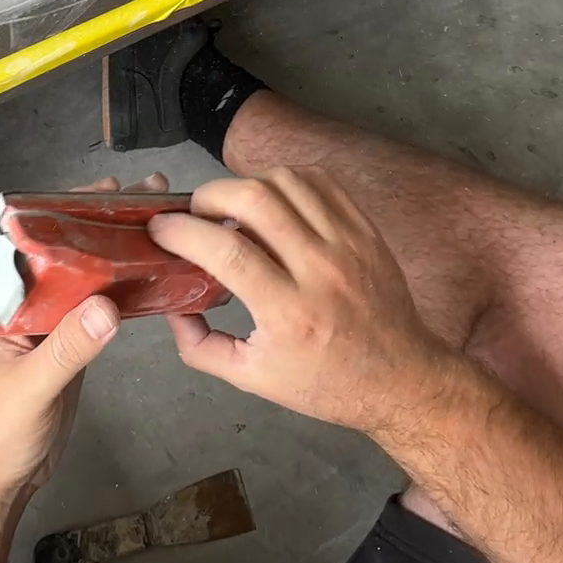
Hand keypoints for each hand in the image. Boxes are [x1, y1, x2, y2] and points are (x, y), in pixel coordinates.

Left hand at [0, 174, 166, 495]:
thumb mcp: (27, 390)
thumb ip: (66, 349)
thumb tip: (109, 308)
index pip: (28, 241)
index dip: (64, 212)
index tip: (103, 193)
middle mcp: (21, 301)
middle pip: (62, 250)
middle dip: (99, 221)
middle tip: (143, 195)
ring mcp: (47, 320)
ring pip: (84, 274)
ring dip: (115, 249)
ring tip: (155, 220)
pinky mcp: (69, 341)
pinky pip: (98, 306)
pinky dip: (123, 287)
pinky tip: (150, 271)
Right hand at [146, 167, 454, 436]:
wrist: (403, 379)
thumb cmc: (324, 383)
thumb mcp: (253, 378)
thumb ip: (201, 346)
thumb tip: (170, 307)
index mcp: (289, 313)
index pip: (226, 250)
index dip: (182, 230)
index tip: (159, 228)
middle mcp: (320, 269)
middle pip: (255, 199)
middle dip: (209, 195)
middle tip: (196, 213)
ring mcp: (347, 243)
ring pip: (285, 180)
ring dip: (246, 185)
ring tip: (232, 207)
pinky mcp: (364, 228)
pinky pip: (318, 180)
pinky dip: (284, 179)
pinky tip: (271, 199)